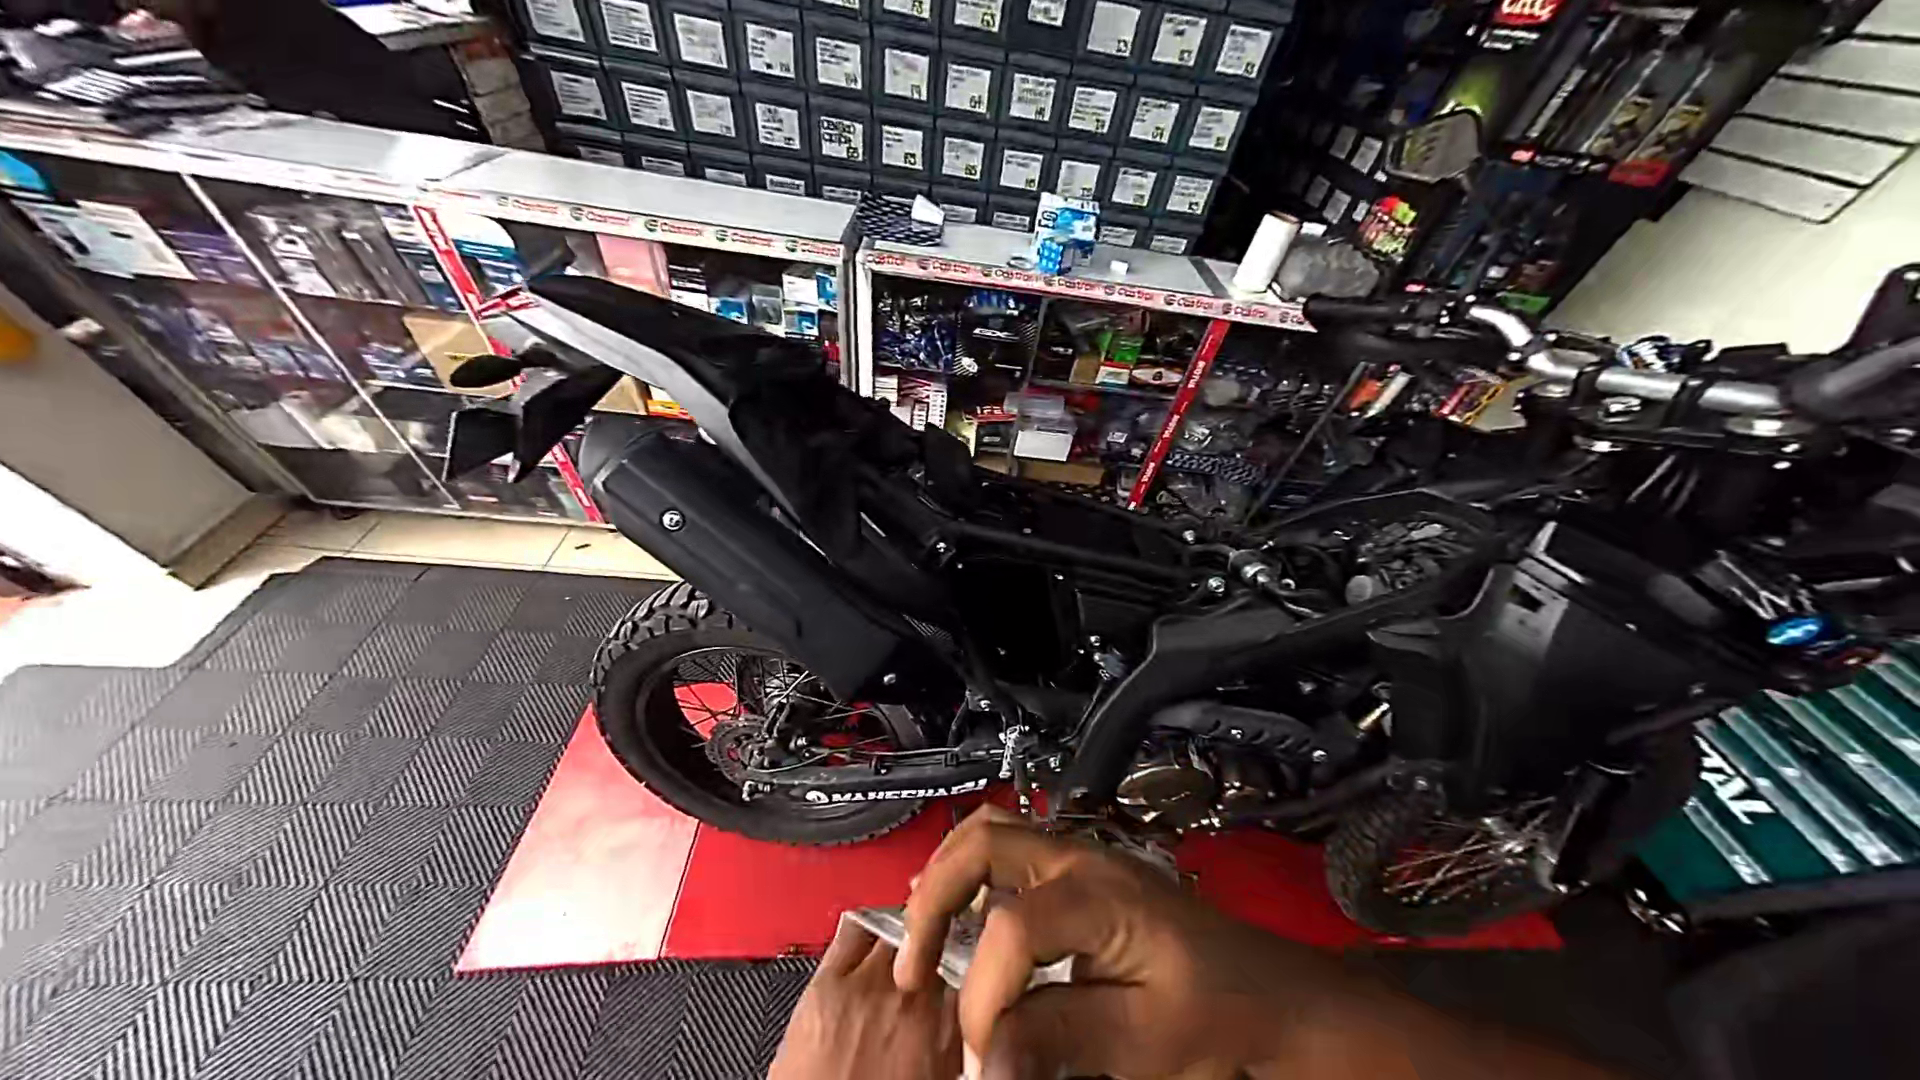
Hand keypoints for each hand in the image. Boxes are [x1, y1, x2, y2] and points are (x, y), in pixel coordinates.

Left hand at [770, 916, 961, 1079]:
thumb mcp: (938, 1079)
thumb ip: (956, 1046)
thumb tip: (968, 1026)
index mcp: (948, 1033)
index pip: (974, 963)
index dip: (974, 953)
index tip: (972, 952)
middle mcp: (913, 998)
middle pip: (938, 938)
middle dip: (941, 937)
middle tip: (939, 944)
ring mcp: (868, 985)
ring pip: (898, 926)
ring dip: (907, 928)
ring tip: (908, 935)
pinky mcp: (828, 984)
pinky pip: (856, 928)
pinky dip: (867, 922)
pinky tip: (872, 929)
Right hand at [893, 806, 1336, 1079]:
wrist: (1270, 992)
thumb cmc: (1217, 1015)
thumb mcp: (1143, 1043)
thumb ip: (1057, 1040)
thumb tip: (982, 1061)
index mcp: (1097, 892)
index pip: (1013, 928)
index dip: (983, 995)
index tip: (980, 1055)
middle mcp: (1078, 855)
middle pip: (981, 844)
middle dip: (935, 900)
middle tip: (913, 965)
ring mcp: (1076, 854)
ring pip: (989, 830)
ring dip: (947, 874)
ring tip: (923, 931)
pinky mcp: (1077, 867)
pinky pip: (1008, 846)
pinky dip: (970, 871)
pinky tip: (964, 912)